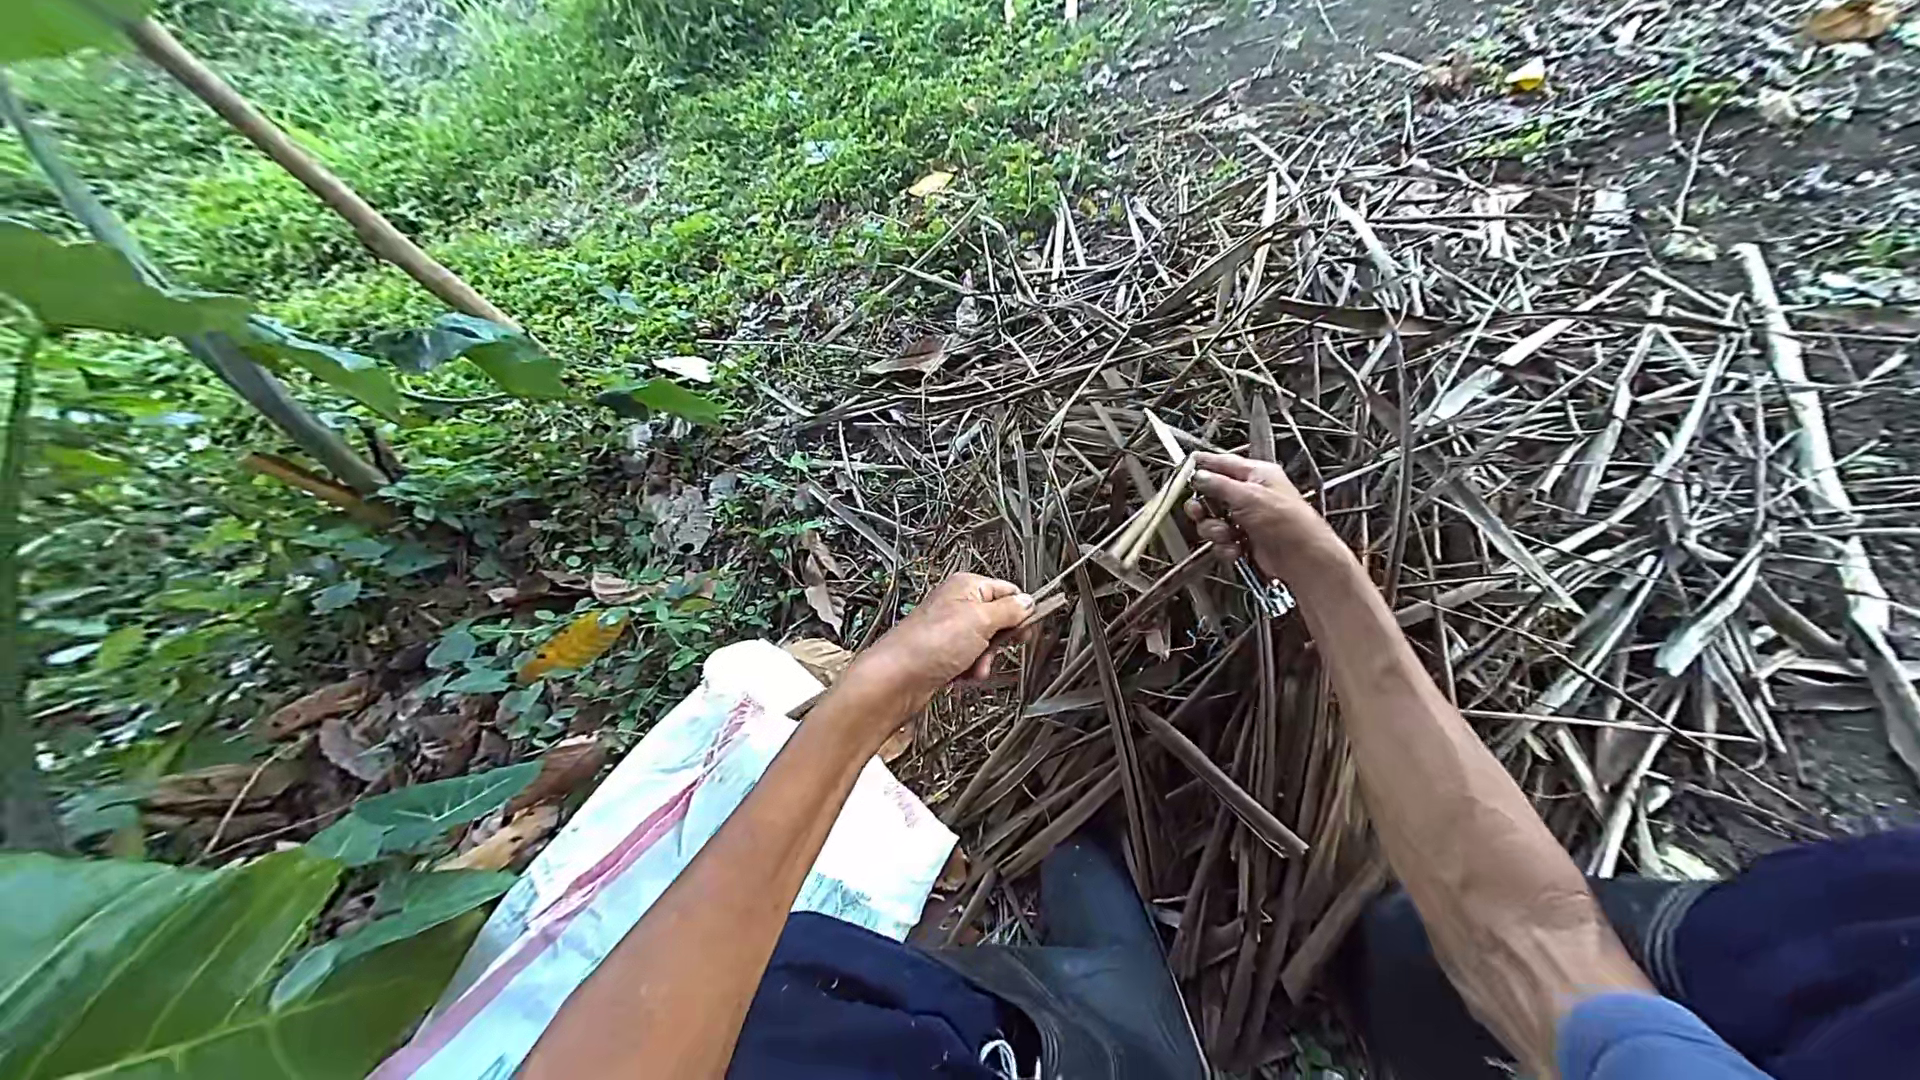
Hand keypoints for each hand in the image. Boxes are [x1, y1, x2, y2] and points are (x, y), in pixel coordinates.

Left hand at [834, 573, 1032, 725]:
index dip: (1019, 613)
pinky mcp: (943, 653)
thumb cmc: (928, 644)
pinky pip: (970, 662)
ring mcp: (950, 630)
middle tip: (988, 648)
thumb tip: (1029, 602)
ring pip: (986, 646)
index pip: (1009, 592)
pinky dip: (969, 671)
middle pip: (999, 621)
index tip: (1024, 630)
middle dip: (999, 642)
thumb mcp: (980, 620)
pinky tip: (958, 676)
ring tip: (970, 666)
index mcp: (967, 586)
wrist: (896, 679)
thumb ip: (1010, 610)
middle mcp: (957, 604)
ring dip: (984, 661)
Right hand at [1183, 452, 1343, 581]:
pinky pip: (1220, 541)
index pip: (1223, 464)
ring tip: (1227, 534)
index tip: (1185, 469)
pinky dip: (1224, 546)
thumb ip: (1218, 484)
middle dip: (1203, 507)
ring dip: (1214, 530)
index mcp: (1257, 476)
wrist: (1304, 560)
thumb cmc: (1290, 524)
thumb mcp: (1249, 496)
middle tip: (1199, 512)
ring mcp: (1247, 519)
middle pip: (1211, 495)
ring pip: (1212, 521)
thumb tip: (1198, 476)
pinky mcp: (1244, 540)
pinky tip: (1236, 547)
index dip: (1202, 466)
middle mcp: (1251, 495)